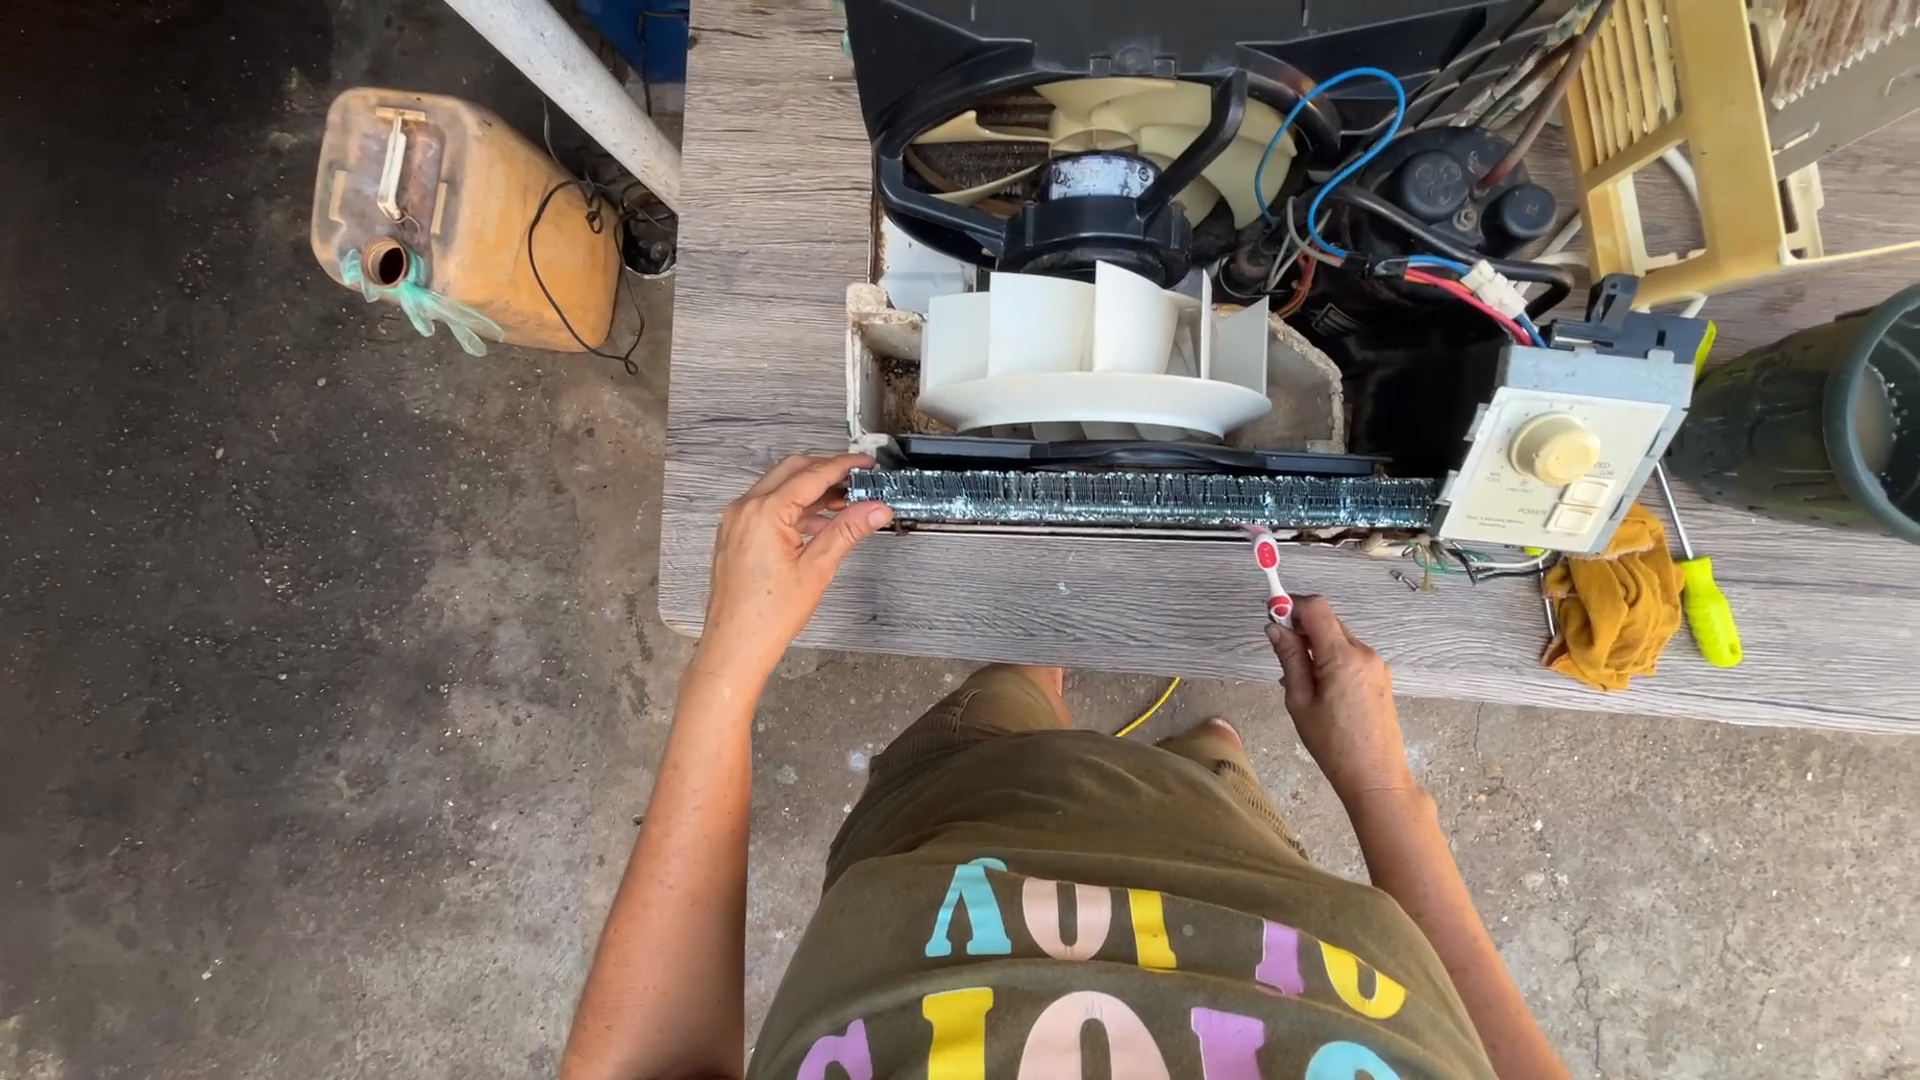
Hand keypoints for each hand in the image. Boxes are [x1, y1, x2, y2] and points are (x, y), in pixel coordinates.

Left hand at [697, 454, 892, 679]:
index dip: (843, 466)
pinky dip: (793, 506)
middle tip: (858, 481)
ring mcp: (736, 520)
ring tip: (844, 505)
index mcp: (765, 513)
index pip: (812, 474)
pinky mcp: (735, 533)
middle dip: (827, 471)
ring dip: (811, 490)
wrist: (736, 645)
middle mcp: (745, 509)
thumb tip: (875, 508)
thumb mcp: (818, 568)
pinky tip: (817, 523)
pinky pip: (767, 505)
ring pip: (779, 486)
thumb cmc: (768, 615)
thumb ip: (847, 530)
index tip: (865, 464)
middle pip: (793, 470)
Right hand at [1266, 595, 1417, 803]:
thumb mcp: (1299, 700)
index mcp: (1342, 657)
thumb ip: (1289, 658)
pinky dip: (1328, 654)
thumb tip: (1274, 628)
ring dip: (1313, 641)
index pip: (1316, 607)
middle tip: (1277, 645)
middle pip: (1327, 618)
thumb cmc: (1333, 744)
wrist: (1376, 776)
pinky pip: (1348, 652)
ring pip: (1337, 635)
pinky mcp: (1379, 675)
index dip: (1290, 604)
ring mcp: (1375, 664)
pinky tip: (1316, 681)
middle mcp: (1364, 653)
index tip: (1270, 613)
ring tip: (1296, 673)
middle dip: (1299, 623)